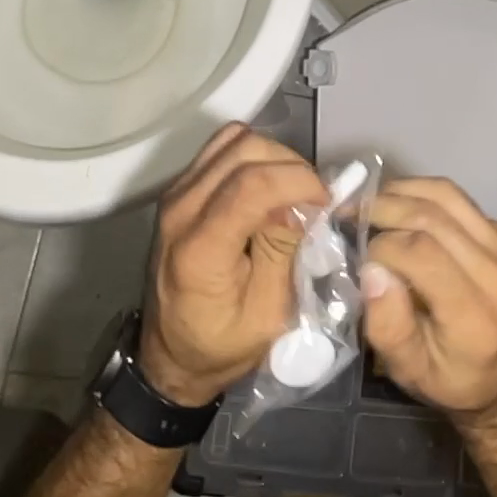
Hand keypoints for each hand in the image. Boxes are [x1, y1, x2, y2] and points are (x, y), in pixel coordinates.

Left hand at [139, 124, 328, 406]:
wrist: (170, 356)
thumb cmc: (221, 345)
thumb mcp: (268, 315)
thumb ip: (282, 251)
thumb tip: (301, 202)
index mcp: (200, 249)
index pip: (251, 184)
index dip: (298, 180)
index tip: (326, 200)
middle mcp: (180, 210)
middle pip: (244, 150)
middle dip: (290, 165)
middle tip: (313, 198)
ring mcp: (176, 194)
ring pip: (233, 140)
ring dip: (272, 157)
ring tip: (292, 191)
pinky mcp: (179, 189)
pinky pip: (221, 150)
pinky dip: (253, 157)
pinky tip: (268, 188)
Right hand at [361, 178, 496, 421]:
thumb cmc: (449, 379)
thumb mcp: (407, 370)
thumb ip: (387, 325)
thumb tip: (371, 270)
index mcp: (476, 318)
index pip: (423, 254)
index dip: (382, 246)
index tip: (358, 256)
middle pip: (433, 219)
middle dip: (384, 210)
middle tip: (351, 214)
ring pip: (447, 197)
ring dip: (401, 192)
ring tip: (371, 204)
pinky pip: (459, 200)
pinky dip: (422, 194)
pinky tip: (399, 207)